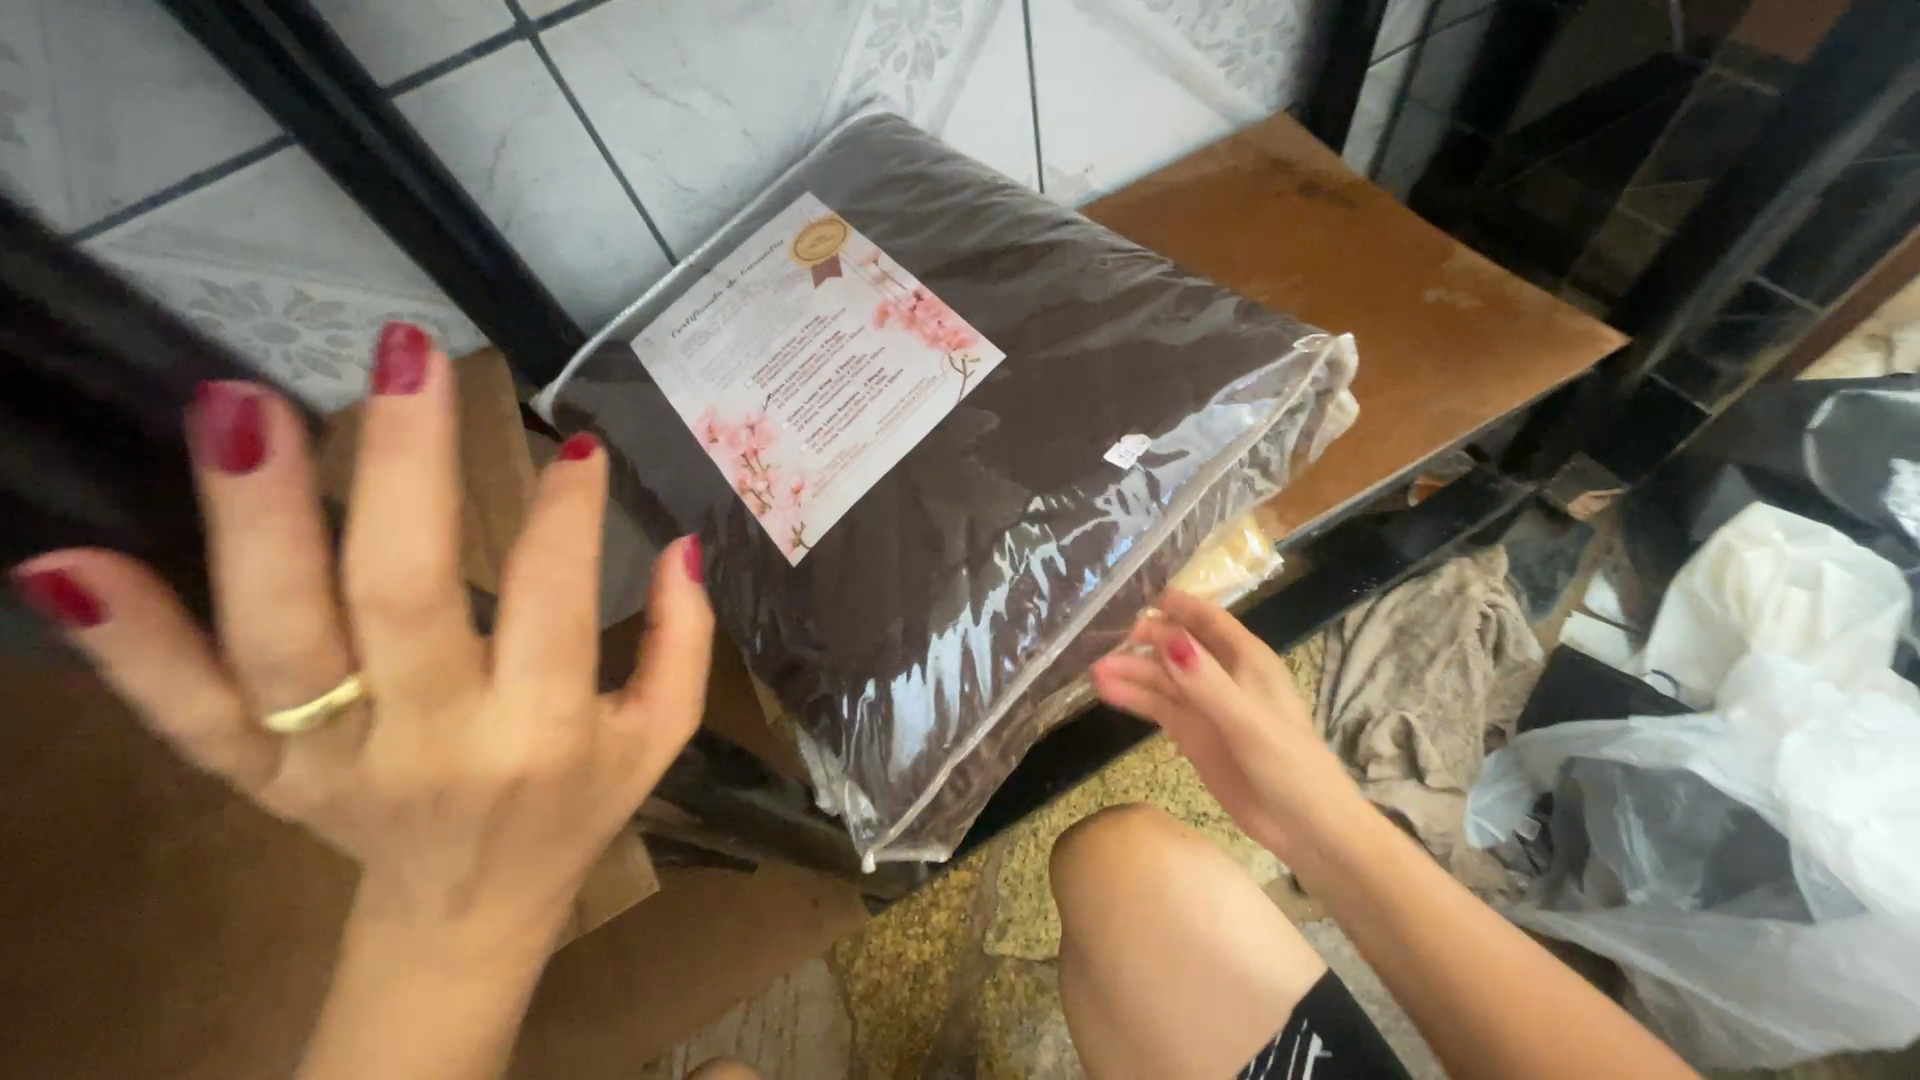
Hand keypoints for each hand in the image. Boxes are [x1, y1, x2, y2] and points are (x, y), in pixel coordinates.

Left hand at [9, 323, 711, 954]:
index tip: (575, 444)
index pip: (556, 601)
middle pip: (402, 596)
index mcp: (546, 730)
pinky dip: (127, 646)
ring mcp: (330, 758)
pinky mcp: (257, 773)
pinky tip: (66, 563)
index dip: (567, 515)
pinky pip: (184, 715)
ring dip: (256, 521)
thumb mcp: (663, 735)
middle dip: (402, 469)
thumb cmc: (580, 806)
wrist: (470, 908)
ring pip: (282, 640)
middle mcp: (436, 739)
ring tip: (244, 403)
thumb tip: (682, 543)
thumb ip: (684, 641)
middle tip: (405, 359)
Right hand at [1090, 589, 1360, 861]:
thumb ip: (1206, 682)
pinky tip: (1106, 692)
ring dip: (1132, 671)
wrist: (1304, 826)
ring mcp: (1206, 705)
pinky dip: (1133, 698)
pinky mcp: (1192, 733)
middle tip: (1107, 641)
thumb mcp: (1247, 721)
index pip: (1209, 620)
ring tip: (1094, 671)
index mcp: (1248, 661)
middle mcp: (1224, 676)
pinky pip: (1158, 707)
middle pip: (1178, 647)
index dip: (1179, 606)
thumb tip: (1168, 638)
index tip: (1142, 595)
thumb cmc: (1290, 766)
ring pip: (1163, 678)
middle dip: (1145, 640)